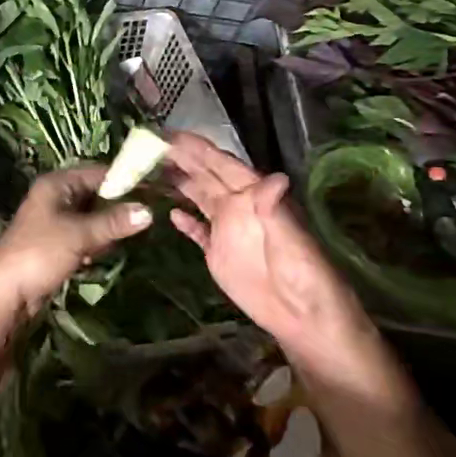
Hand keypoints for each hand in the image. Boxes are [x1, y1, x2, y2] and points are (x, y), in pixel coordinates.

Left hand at [0, 165, 153, 320]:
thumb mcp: (79, 234)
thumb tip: (148, 210)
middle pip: (96, 194)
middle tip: (146, 219)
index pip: (97, 172)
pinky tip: (99, 255)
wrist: (7, 289)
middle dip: (118, 207)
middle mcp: (55, 195)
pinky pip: (85, 234)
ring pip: (92, 216)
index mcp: (56, 184)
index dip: (124, 179)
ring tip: (120, 240)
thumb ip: (113, 222)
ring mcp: (55, 218)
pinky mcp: (57, 240)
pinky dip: (95, 242)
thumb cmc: (40, 252)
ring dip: (107, 229)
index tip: (155, 190)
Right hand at [161, 133, 382, 379]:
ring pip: (198, 198)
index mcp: (254, 200)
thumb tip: (275, 176)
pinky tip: (170, 213)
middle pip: (205, 177)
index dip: (199, 149)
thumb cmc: (305, 278)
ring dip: (178, 183)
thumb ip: (275, 209)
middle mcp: (238, 209)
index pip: (223, 166)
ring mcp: (227, 231)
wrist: (306, 321)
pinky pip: (197, 231)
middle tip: (149, 145)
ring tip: (150, 170)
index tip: (172, 135)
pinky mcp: (218, 254)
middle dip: (180, 159)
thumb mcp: (292, 241)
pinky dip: (184, 221)